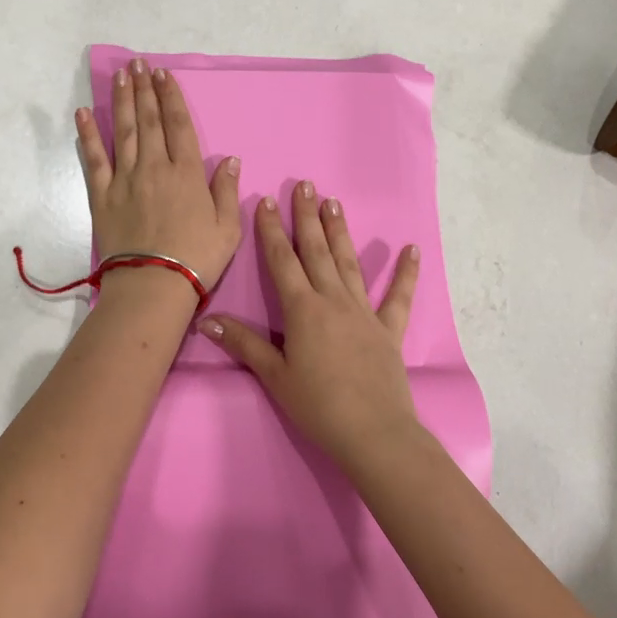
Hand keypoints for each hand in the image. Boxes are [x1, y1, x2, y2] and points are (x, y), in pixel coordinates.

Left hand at [77, 59, 242, 303]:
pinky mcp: (102, 196)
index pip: (178, 125)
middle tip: (139, 64)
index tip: (163, 74)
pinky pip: (93, 159)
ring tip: (120, 76)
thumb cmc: (196, 259)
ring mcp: (125, 179)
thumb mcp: (227, 228)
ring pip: (122, 131)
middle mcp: (154, 167)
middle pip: (148, 120)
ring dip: (121, 101)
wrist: (153, 284)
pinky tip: (83, 114)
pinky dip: (88, 135)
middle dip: (144, 89)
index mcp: (186, 173)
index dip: (170, 97)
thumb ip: (227, 191)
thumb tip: (230, 159)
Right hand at [200, 184, 422, 463]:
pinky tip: (411, 248)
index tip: (268, 201)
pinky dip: (405, 273)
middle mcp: (333, 301)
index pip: (283, 261)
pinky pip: (398, 297)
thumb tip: (205, 320)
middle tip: (305, 184)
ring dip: (340, 232)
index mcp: (302, 310)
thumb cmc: (318, 406)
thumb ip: (244, 344)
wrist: (373, 433)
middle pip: (317, 251)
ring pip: (349, 264)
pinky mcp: (388, 331)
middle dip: (307, 217)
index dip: (272, 230)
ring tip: (334, 202)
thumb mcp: (274, 376)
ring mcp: (364, 313)